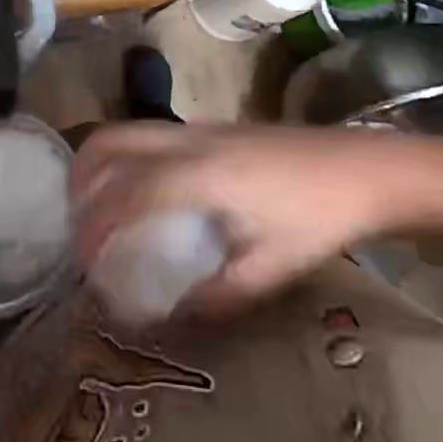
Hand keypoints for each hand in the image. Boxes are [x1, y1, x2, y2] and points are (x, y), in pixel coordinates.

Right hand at [73, 125, 442, 317]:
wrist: (364, 168)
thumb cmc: (318, 218)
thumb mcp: (270, 268)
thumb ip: (215, 294)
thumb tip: (169, 314)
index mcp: (198, 175)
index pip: (125, 193)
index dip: (94, 226)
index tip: (84, 261)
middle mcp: (189, 141)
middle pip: (113, 141)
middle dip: (82, 176)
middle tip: (78, 221)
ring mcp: (202, 128)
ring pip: (132, 132)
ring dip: (105, 163)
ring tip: (104, 207)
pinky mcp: (217, 127)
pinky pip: (156, 135)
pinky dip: (132, 157)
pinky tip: (151, 193)